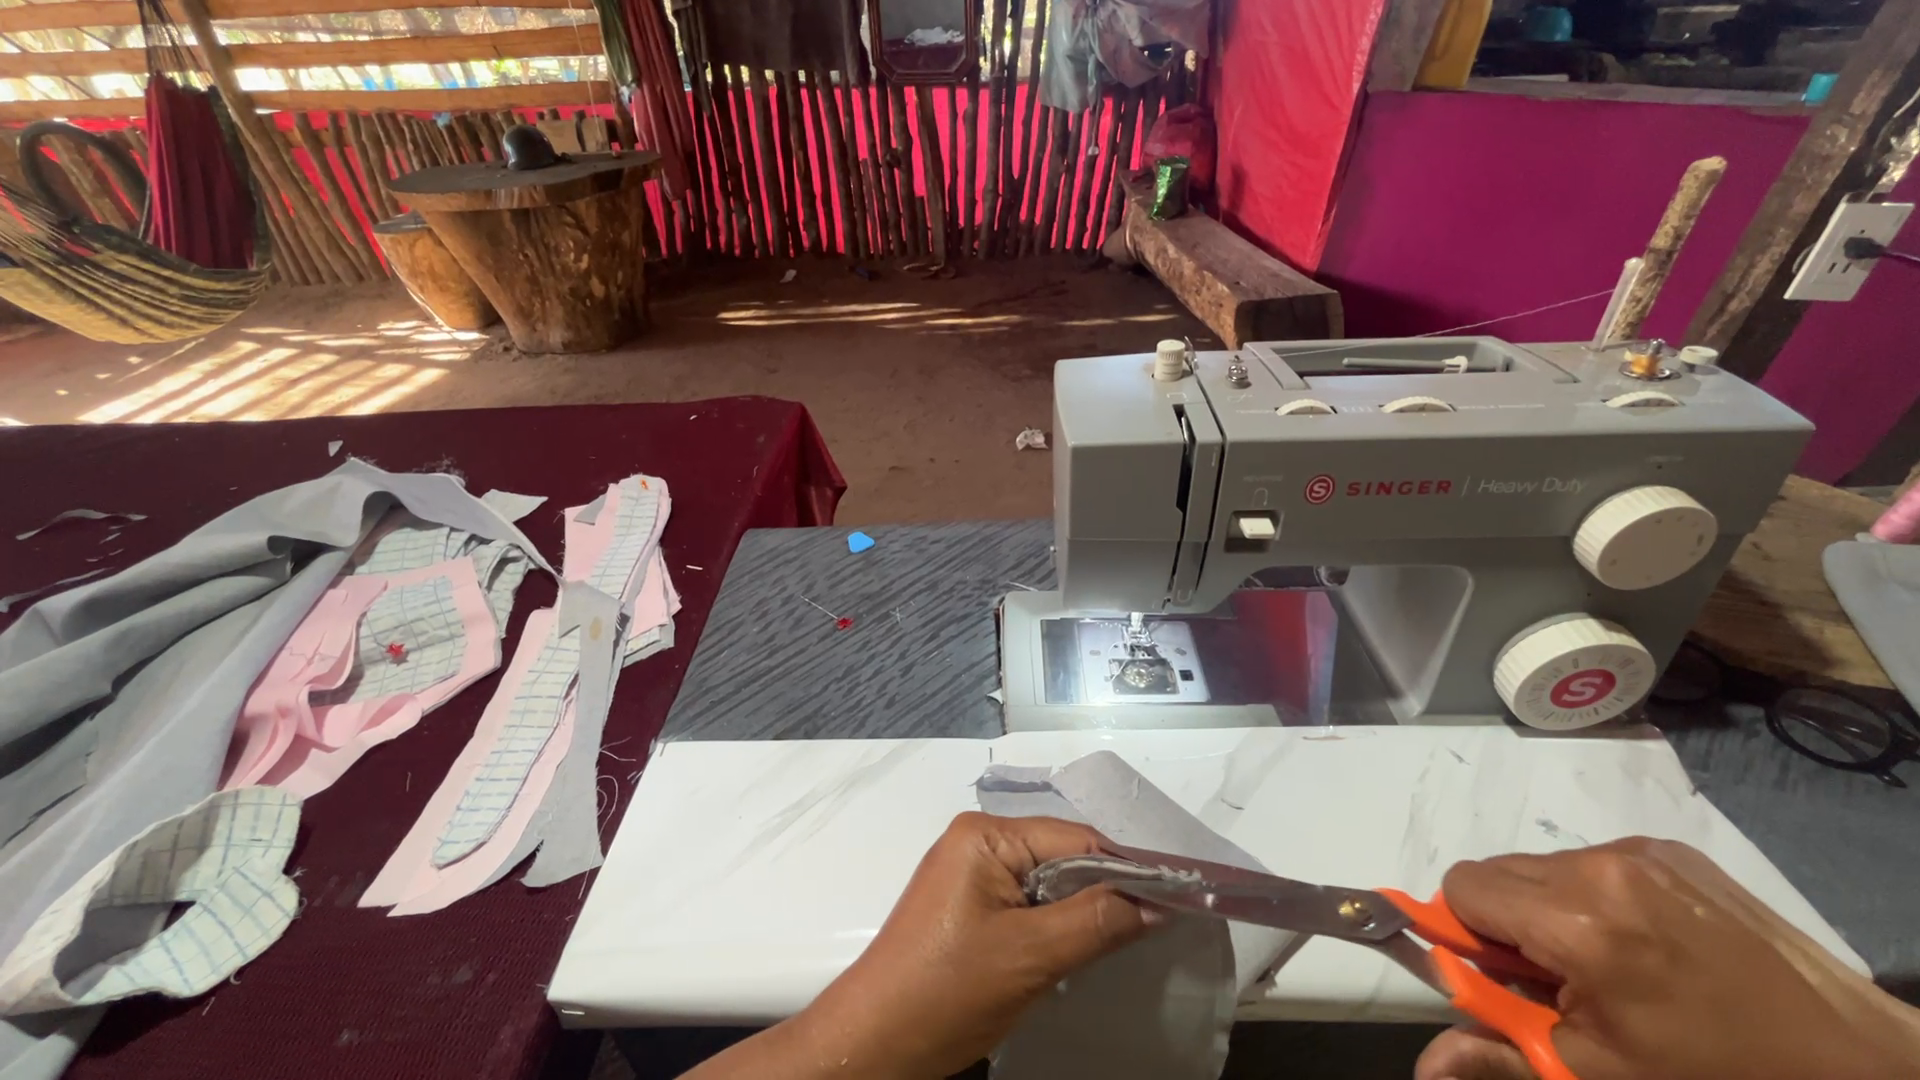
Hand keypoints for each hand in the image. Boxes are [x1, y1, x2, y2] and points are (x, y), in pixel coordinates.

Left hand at [683, 813, 1156, 1079]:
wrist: (876, 1043)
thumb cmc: (946, 992)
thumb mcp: (1032, 956)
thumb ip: (1098, 921)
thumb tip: (1159, 901)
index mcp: (985, 835)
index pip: (1075, 838)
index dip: (1127, 866)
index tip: (1178, 894)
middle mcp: (978, 841)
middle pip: (1063, 855)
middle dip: (1107, 888)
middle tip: (1160, 919)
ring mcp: (971, 873)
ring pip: (1049, 881)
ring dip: (1085, 908)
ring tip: (1131, 934)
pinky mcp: (971, 905)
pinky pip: (1029, 900)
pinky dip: (1058, 921)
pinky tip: (1085, 944)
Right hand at [1416, 837, 1919, 1079]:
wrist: (1856, 1062)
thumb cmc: (1712, 1073)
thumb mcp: (1597, 1072)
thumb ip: (1499, 1050)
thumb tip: (1427, 1067)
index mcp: (1577, 922)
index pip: (1463, 887)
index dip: (1467, 932)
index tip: (1503, 975)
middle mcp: (1600, 867)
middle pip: (1496, 871)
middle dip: (1506, 921)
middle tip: (1557, 978)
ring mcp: (1640, 852)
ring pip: (1541, 865)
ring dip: (1548, 907)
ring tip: (1609, 962)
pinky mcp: (1670, 849)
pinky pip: (1591, 860)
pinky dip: (1592, 895)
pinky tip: (1642, 941)